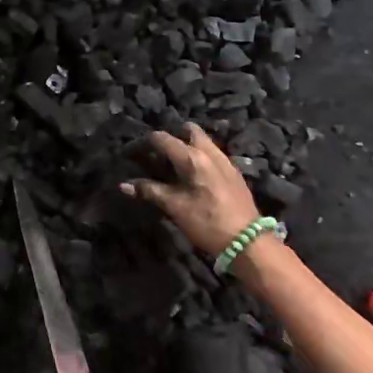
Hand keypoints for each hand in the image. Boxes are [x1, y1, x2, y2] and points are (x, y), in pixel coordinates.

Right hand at [120, 123, 260, 256]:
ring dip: (187, 145)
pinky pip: (213, 154)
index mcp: (192, 157)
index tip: (130, 153)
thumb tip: (123, 185)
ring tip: (174, 164)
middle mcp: (210, 152)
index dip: (142, 143)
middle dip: (171, 136)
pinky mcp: (234, 173)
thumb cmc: (207, 222)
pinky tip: (194, 176)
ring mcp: (225, 162)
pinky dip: (200, 157)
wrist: (248, 242)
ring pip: (203, 141)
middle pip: (188, 130)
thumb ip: (149, 191)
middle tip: (158, 153)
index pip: (162, 138)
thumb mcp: (174, 207)